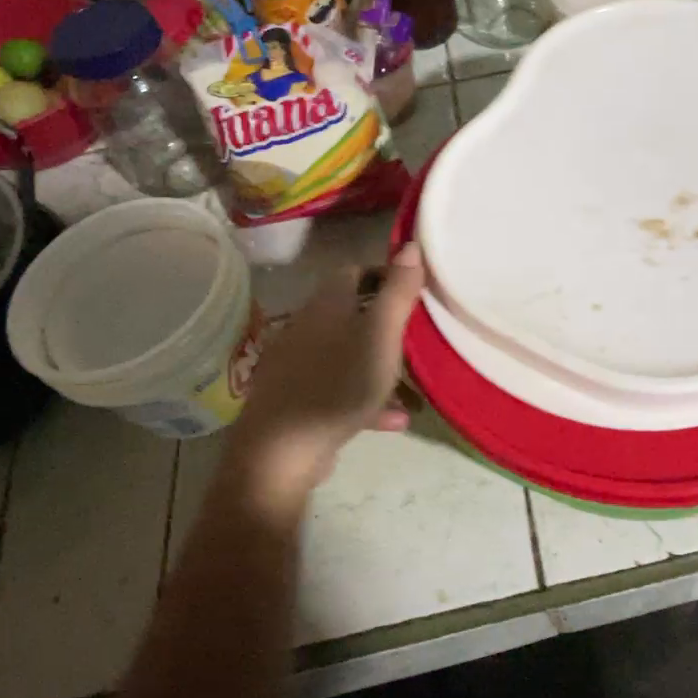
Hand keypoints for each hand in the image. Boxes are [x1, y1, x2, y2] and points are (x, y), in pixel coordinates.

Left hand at [225, 243, 424, 504]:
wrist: (279, 452)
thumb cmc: (337, 385)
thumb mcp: (380, 336)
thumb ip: (398, 292)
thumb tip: (410, 245)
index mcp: (326, 304)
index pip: (354, 271)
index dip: (385, 275)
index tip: (415, 292)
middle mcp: (308, 327)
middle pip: (352, 313)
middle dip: (387, 325)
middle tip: (418, 339)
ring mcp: (298, 365)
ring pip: (348, 354)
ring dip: (381, 367)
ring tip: (415, 389)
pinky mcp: (296, 400)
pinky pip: (339, 389)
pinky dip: (367, 398)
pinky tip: (395, 420)